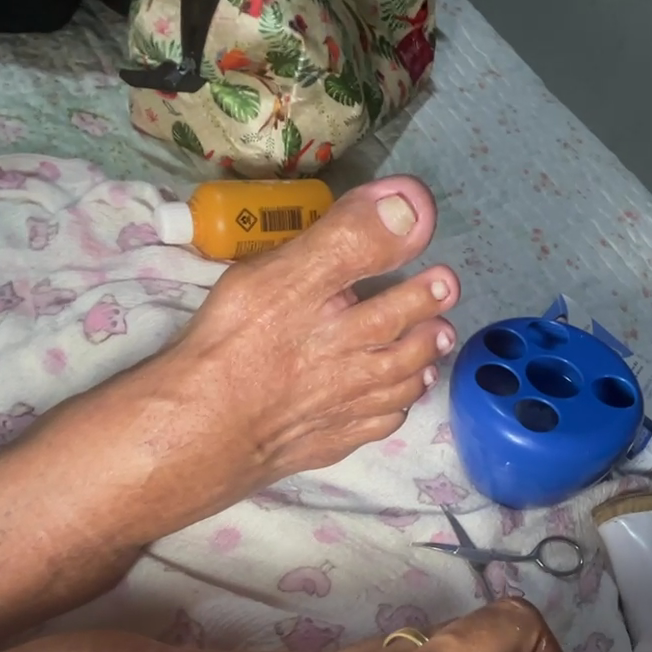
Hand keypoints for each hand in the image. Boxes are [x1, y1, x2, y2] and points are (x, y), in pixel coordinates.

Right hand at [158, 175, 458, 492]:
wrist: (205, 430)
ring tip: (431, 364)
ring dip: (417, 375)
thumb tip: (411, 206)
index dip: (425, 292)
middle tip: (446, 326)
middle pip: (401, 353)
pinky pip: (370, 431)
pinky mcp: (325, 445)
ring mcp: (342, 414)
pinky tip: (392, 411)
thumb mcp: (289, 272)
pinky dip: (390, 417)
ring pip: (393, 394)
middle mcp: (355, 372)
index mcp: (348, 327)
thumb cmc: (238, 342)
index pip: (397, 306)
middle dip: (428, 336)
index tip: (446, 281)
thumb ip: (351, 239)